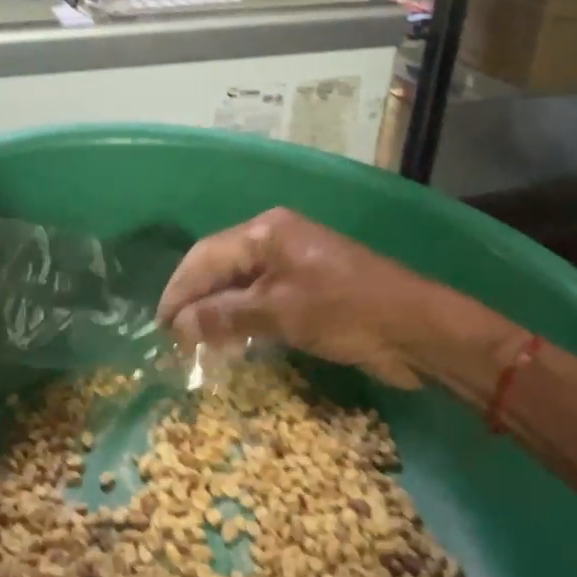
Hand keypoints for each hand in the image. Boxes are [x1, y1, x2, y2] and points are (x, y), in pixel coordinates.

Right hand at [157, 208, 510, 389]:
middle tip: (173, 339)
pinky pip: (259, 298)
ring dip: (215, 312)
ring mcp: (291, 263)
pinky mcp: (306, 289)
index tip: (158, 326)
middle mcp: (273, 239)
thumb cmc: (346, 310)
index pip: (204, 256)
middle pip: (218, 266)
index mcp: (265, 231)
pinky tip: (229, 342)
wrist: (417, 329)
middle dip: (193, 300)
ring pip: (237, 283)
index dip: (178, 290)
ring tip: (194, 345)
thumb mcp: (281, 313)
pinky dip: (240, 318)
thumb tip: (179, 326)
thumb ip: (226, 316)